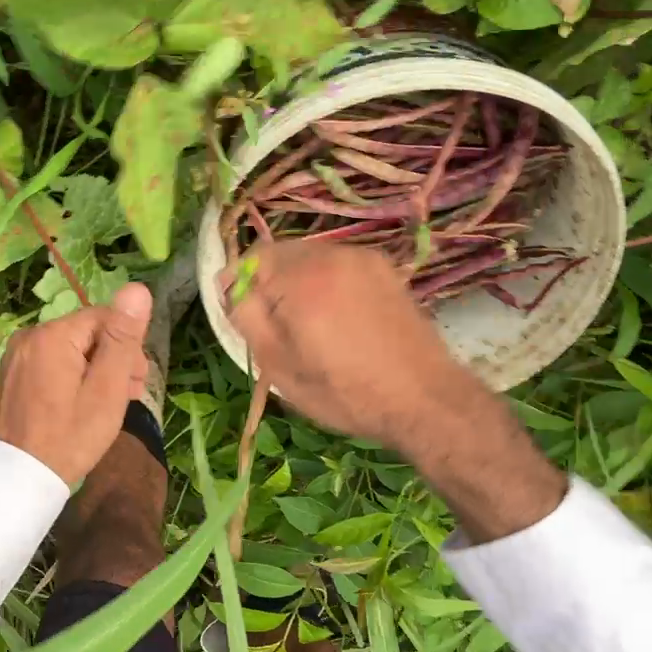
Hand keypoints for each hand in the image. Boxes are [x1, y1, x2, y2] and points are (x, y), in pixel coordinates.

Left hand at [0, 283, 152, 483]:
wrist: (22, 477)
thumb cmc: (71, 436)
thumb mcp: (106, 388)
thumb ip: (122, 338)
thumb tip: (137, 289)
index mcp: (52, 334)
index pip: (104, 319)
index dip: (128, 346)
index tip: (139, 380)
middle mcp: (28, 336)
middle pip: (86, 334)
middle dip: (113, 359)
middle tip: (131, 395)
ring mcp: (16, 356)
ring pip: (70, 350)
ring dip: (95, 369)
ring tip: (110, 403)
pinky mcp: (12, 375)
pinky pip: (51, 364)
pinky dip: (72, 377)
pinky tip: (81, 404)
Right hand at [222, 241, 564, 540]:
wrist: (423, 398)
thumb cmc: (343, 391)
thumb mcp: (278, 365)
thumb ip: (246, 316)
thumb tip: (228, 285)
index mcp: (301, 279)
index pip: (251, 258)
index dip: (238, 284)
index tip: (241, 314)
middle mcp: (331, 256)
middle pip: (280, 253)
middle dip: (268, 282)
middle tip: (273, 325)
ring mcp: (363, 259)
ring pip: (310, 258)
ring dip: (296, 282)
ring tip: (306, 325)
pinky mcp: (385, 270)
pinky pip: (338, 265)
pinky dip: (325, 283)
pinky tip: (336, 319)